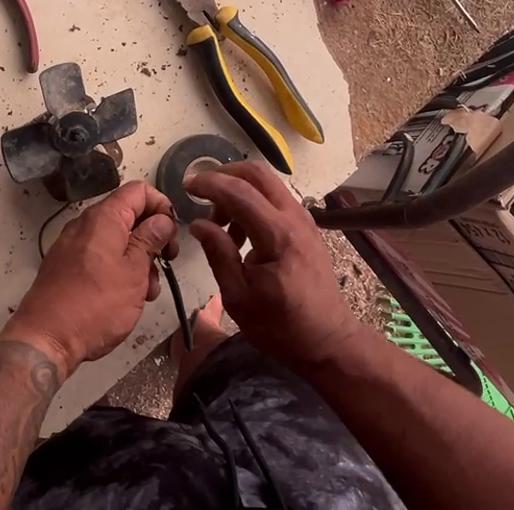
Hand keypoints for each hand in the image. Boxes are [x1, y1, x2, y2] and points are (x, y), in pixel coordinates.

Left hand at [0, 181, 179, 379]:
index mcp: (104, 217)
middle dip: (152, 236)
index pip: (139, 191)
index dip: (162, 206)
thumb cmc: (96, 304)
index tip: (172, 234)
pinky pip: (99, 255)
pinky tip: (127, 296)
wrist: (45, 339)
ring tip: (148, 291)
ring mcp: (73, 245)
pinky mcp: (66, 265)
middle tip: (167, 263)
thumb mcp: (134, 272)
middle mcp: (85, 223)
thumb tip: (163, 219)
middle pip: (128, 215)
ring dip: (138, 258)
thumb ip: (151, 240)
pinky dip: (118, 268)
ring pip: (116, 239)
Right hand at [185, 161, 361, 369]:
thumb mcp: (239, 297)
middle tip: (201, 193)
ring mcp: (304, 219)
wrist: (327, 341)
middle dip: (225, 174)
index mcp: (277, 236)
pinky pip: (276, 199)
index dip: (209, 184)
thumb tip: (198, 223)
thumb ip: (218, 254)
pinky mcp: (306, 227)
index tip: (186, 185)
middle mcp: (295, 218)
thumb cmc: (280, 327)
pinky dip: (253, 202)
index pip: (239, 192)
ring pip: (268, 183)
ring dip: (239, 190)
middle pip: (258, 173)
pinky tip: (240, 233)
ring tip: (220, 225)